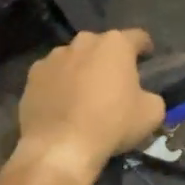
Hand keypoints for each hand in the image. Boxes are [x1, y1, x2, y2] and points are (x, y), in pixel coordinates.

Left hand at [17, 30, 165, 174]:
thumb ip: (151, 97)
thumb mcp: (151, 114)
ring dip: (81, 70)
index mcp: (115, 44)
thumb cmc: (112, 123)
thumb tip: (144, 97)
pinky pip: (52, 75)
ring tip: (84, 96)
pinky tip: (61, 106)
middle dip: (108, 60)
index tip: (147, 59)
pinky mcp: (33, 75)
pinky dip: (58, 85)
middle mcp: (83, 42)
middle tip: (113, 83)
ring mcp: (53, 57)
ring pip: (74, 59)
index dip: (145, 47)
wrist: (60, 147)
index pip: (137, 37)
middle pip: (101, 46)